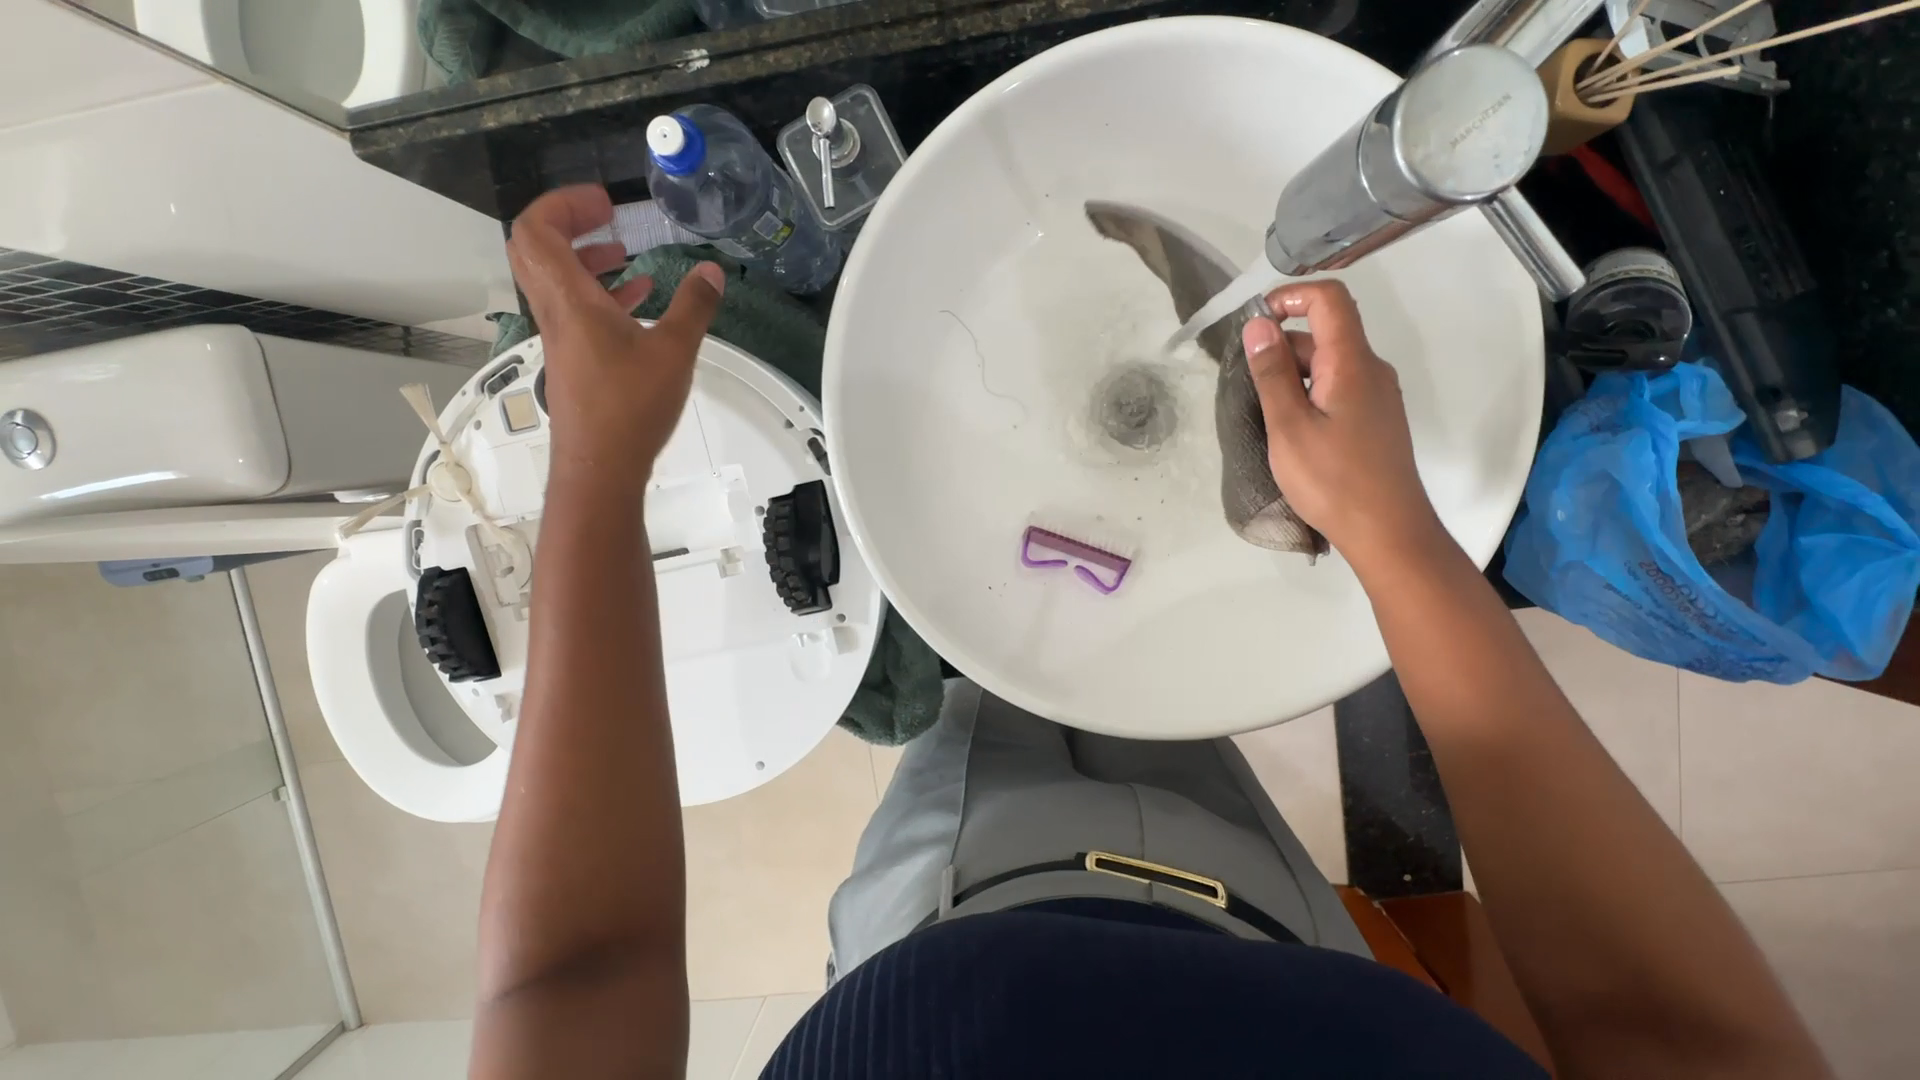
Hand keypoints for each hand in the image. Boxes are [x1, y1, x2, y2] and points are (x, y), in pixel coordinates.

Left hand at [506, 185, 724, 491]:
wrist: (600, 467)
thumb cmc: (630, 407)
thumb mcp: (674, 351)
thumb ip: (694, 307)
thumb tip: (711, 272)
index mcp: (570, 300)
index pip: (536, 230)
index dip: (563, 204)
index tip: (605, 203)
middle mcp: (556, 313)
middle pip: (538, 250)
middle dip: (570, 225)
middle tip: (608, 219)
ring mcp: (562, 339)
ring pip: (559, 282)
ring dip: (587, 260)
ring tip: (626, 254)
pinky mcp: (575, 361)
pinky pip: (578, 310)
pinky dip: (602, 294)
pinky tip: (639, 302)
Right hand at [1241, 280, 1442, 567]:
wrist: (1387, 530)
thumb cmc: (1332, 480)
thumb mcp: (1288, 426)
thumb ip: (1272, 373)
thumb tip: (1258, 325)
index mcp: (1352, 363)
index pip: (1328, 299)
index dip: (1290, 296)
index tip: (1254, 320)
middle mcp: (1371, 370)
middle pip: (1326, 333)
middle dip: (1281, 345)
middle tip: (1246, 382)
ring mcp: (1376, 396)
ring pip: (1329, 364)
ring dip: (1292, 374)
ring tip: (1263, 412)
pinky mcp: (1375, 420)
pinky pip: (1338, 388)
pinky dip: (1309, 393)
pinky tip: (1289, 428)